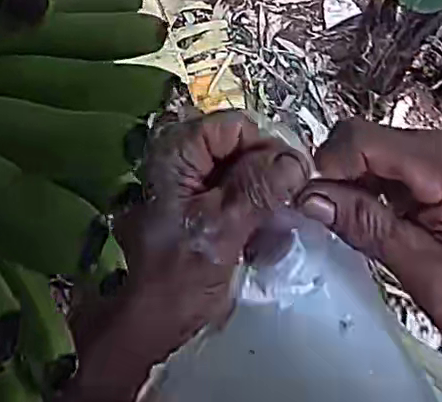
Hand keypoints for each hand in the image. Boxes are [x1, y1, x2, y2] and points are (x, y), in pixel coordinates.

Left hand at [64, 111, 308, 400]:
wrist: (148, 317)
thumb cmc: (176, 276)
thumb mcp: (222, 230)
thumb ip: (256, 190)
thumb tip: (292, 158)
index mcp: (177, 149)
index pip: (236, 124)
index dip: (268, 146)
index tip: (293, 178)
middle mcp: (180, 152)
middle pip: (240, 143)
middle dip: (267, 173)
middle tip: (284, 208)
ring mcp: (188, 176)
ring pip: (242, 168)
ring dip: (263, 195)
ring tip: (269, 229)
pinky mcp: (197, 199)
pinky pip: (236, 190)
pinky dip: (252, 209)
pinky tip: (257, 237)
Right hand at [298, 120, 441, 401]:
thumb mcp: (426, 272)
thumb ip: (366, 226)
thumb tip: (308, 196)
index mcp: (439, 163)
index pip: (358, 139)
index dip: (324, 165)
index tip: (303, 199)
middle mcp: (432, 149)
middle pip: (354, 138)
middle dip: (329, 171)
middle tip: (315, 212)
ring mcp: (428, 162)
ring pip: (358, 152)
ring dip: (340, 182)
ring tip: (331, 220)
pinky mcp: (423, 180)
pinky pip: (373, 170)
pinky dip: (355, 191)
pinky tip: (355, 220)